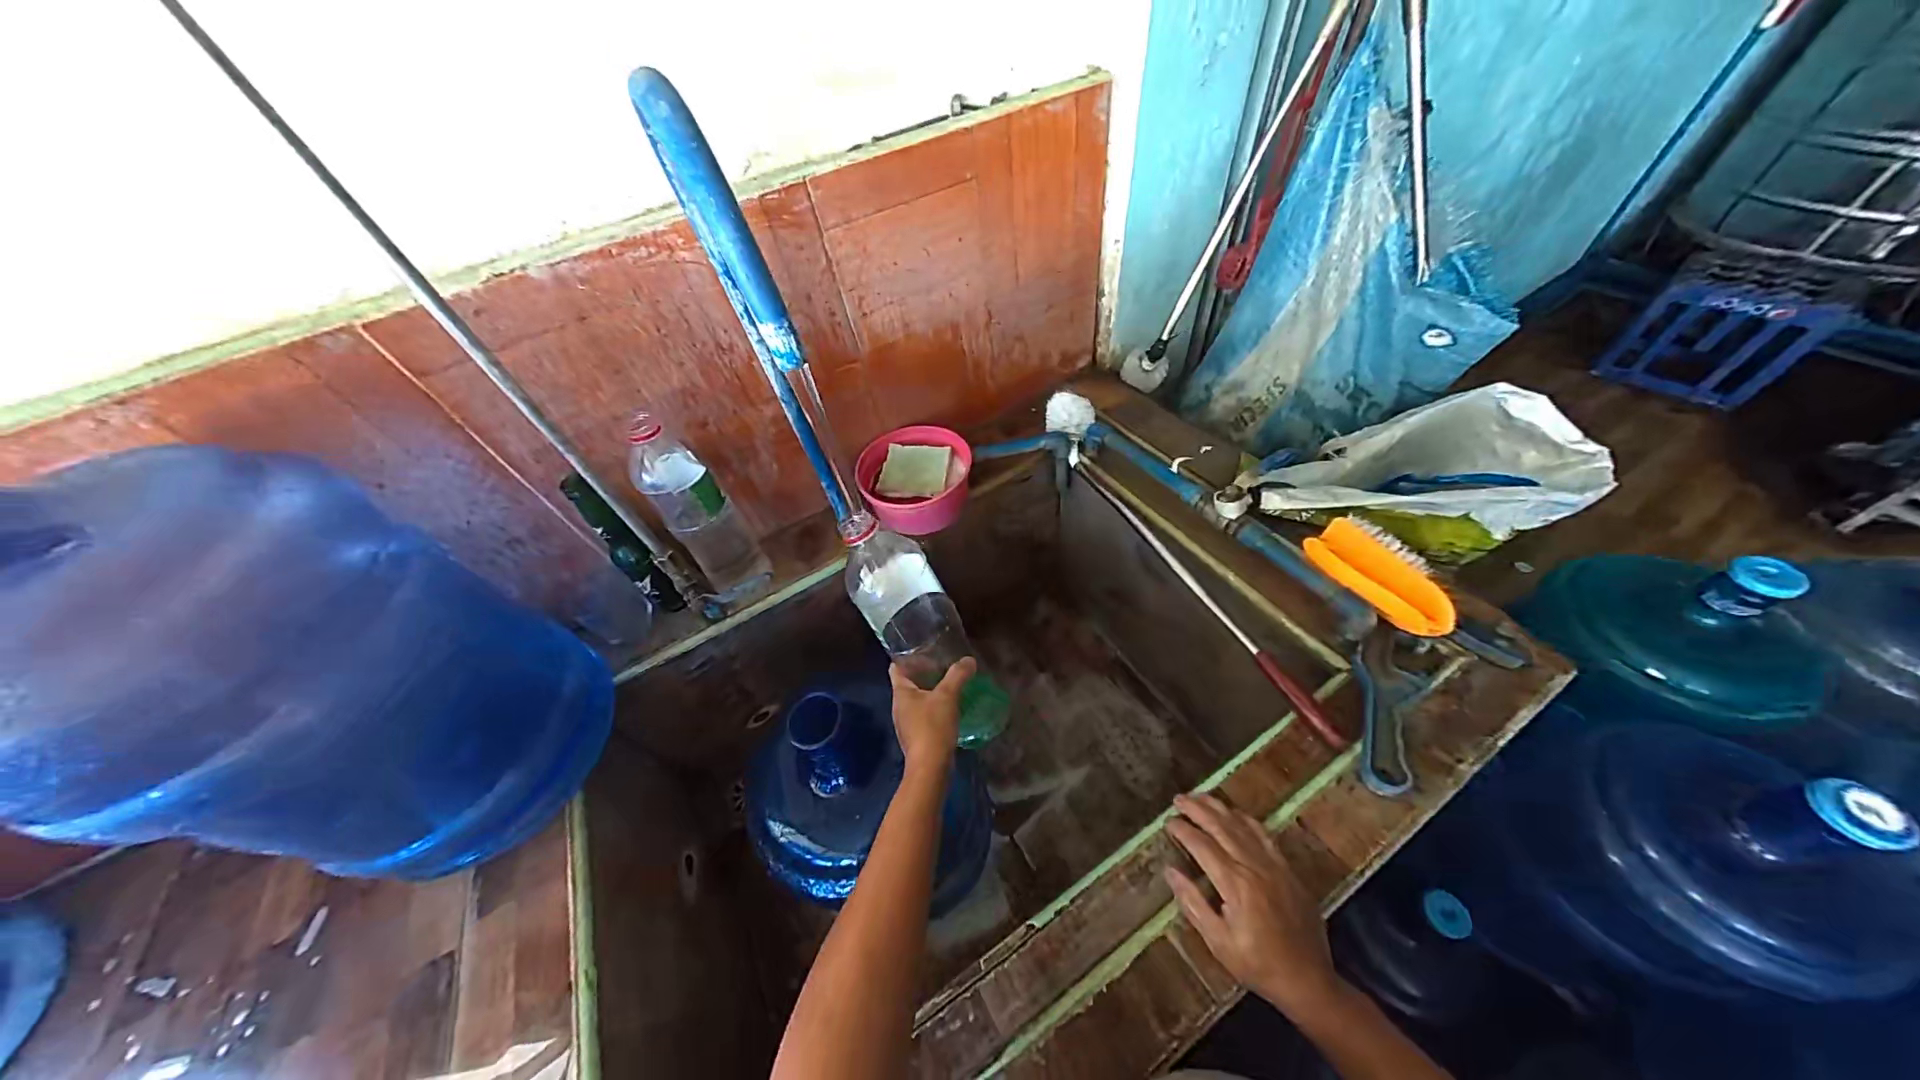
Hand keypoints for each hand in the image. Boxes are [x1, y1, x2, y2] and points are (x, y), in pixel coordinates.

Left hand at [888, 657, 973, 775]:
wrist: (930, 766)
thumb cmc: (933, 726)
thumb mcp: (948, 696)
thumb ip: (958, 675)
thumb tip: (969, 660)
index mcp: (900, 693)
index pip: (897, 667)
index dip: (908, 657)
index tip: (926, 651)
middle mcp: (899, 706)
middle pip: (908, 683)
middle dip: (924, 674)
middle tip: (944, 666)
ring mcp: (906, 723)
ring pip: (916, 700)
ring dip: (931, 691)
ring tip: (949, 685)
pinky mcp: (916, 736)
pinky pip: (923, 715)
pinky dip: (934, 707)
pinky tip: (950, 708)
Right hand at [1163, 793, 1343, 1016]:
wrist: (1308, 981)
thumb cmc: (1258, 965)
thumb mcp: (1218, 942)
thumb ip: (1193, 903)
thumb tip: (1171, 871)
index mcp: (1235, 884)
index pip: (1202, 846)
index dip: (1183, 830)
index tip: (1168, 822)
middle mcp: (1255, 867)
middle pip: (1221, 827)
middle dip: (1197, 809)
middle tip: (1178, 799)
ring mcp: (1275, 866)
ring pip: (1243, 825)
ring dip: (1220, 808)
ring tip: (1200, 797)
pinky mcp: (1289, 870)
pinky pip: (1265, 835)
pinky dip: (1247, 820)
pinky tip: (1236, 814)